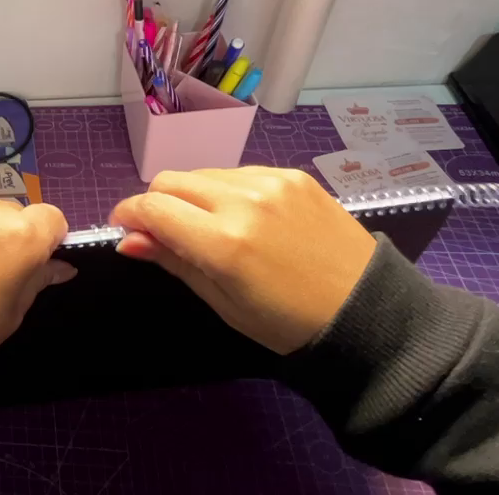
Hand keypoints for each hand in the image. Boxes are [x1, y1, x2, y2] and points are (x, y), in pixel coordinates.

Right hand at [108, 167, 377, 352]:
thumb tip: (128, 239)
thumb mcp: (224, 304)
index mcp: (224, 242)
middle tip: (165, 232)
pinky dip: (228, 191)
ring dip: (193, 196)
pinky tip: (247, 218)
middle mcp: (242, 200)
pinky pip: (238, 173)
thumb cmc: (291, 325)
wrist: (375, 317)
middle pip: (170, 181)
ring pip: (203, 174)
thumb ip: (173, 261)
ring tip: (212, 227)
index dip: (128, 215)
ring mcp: (270, 182)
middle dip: (157, 203)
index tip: (123, 228)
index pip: (152, 208)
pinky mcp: (292, 174)